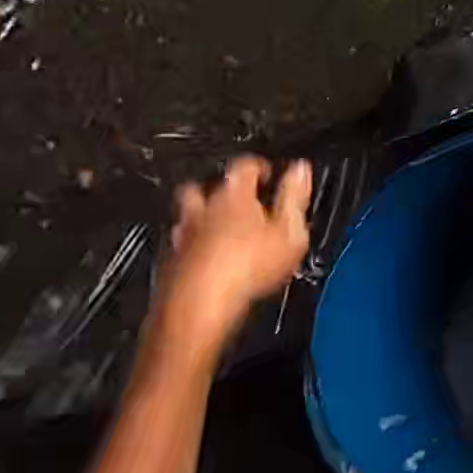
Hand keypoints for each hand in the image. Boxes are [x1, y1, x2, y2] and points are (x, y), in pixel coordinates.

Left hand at [147, 156, 311, 370]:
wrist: (199, 306)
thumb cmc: (248, 268)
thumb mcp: (290, 232)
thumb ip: (295, 197)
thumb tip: (301, 170)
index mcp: (234, 197)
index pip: (244, 166)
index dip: (260, 166)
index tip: (270, 172)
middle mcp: (202, 211)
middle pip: (203, 187)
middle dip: (220, 188)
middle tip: (238, 195)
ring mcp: (182, 236)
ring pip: (188, 215)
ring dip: (203, 216)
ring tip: (222, 226)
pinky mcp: (171, 261)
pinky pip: (180, 243)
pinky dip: (194, 245)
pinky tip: (208, 257)